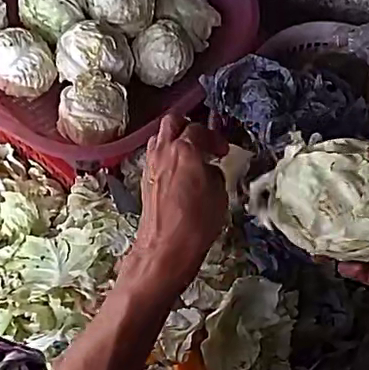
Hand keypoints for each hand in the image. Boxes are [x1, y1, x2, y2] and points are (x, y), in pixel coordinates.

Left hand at [123, 115, 227, 300]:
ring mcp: (151, 164)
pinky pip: (155, 155)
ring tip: (190, 154)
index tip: (223, 150)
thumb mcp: (219, 194)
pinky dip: (166, 156)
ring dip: (174, 139)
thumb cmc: (196, 222)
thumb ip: (215, 173)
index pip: (199, 129)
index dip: (215, 138)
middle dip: (189, 126)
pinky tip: (178, 171)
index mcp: (185, 149)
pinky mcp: (145, 179)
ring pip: (160, 136)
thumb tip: (209, 169)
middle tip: (203, 140)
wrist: (166, 247)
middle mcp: (164, 151)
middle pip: (172, 122)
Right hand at [338, 152, 368, 327]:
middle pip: (364, 214)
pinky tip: (335, 257)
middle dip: (345, 207)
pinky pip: (353, 267)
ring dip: (338, 236)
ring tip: (321, 228)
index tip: (344, 167)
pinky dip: (343, 263)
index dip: (366, 176)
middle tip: (324, 196)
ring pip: (354, 240)